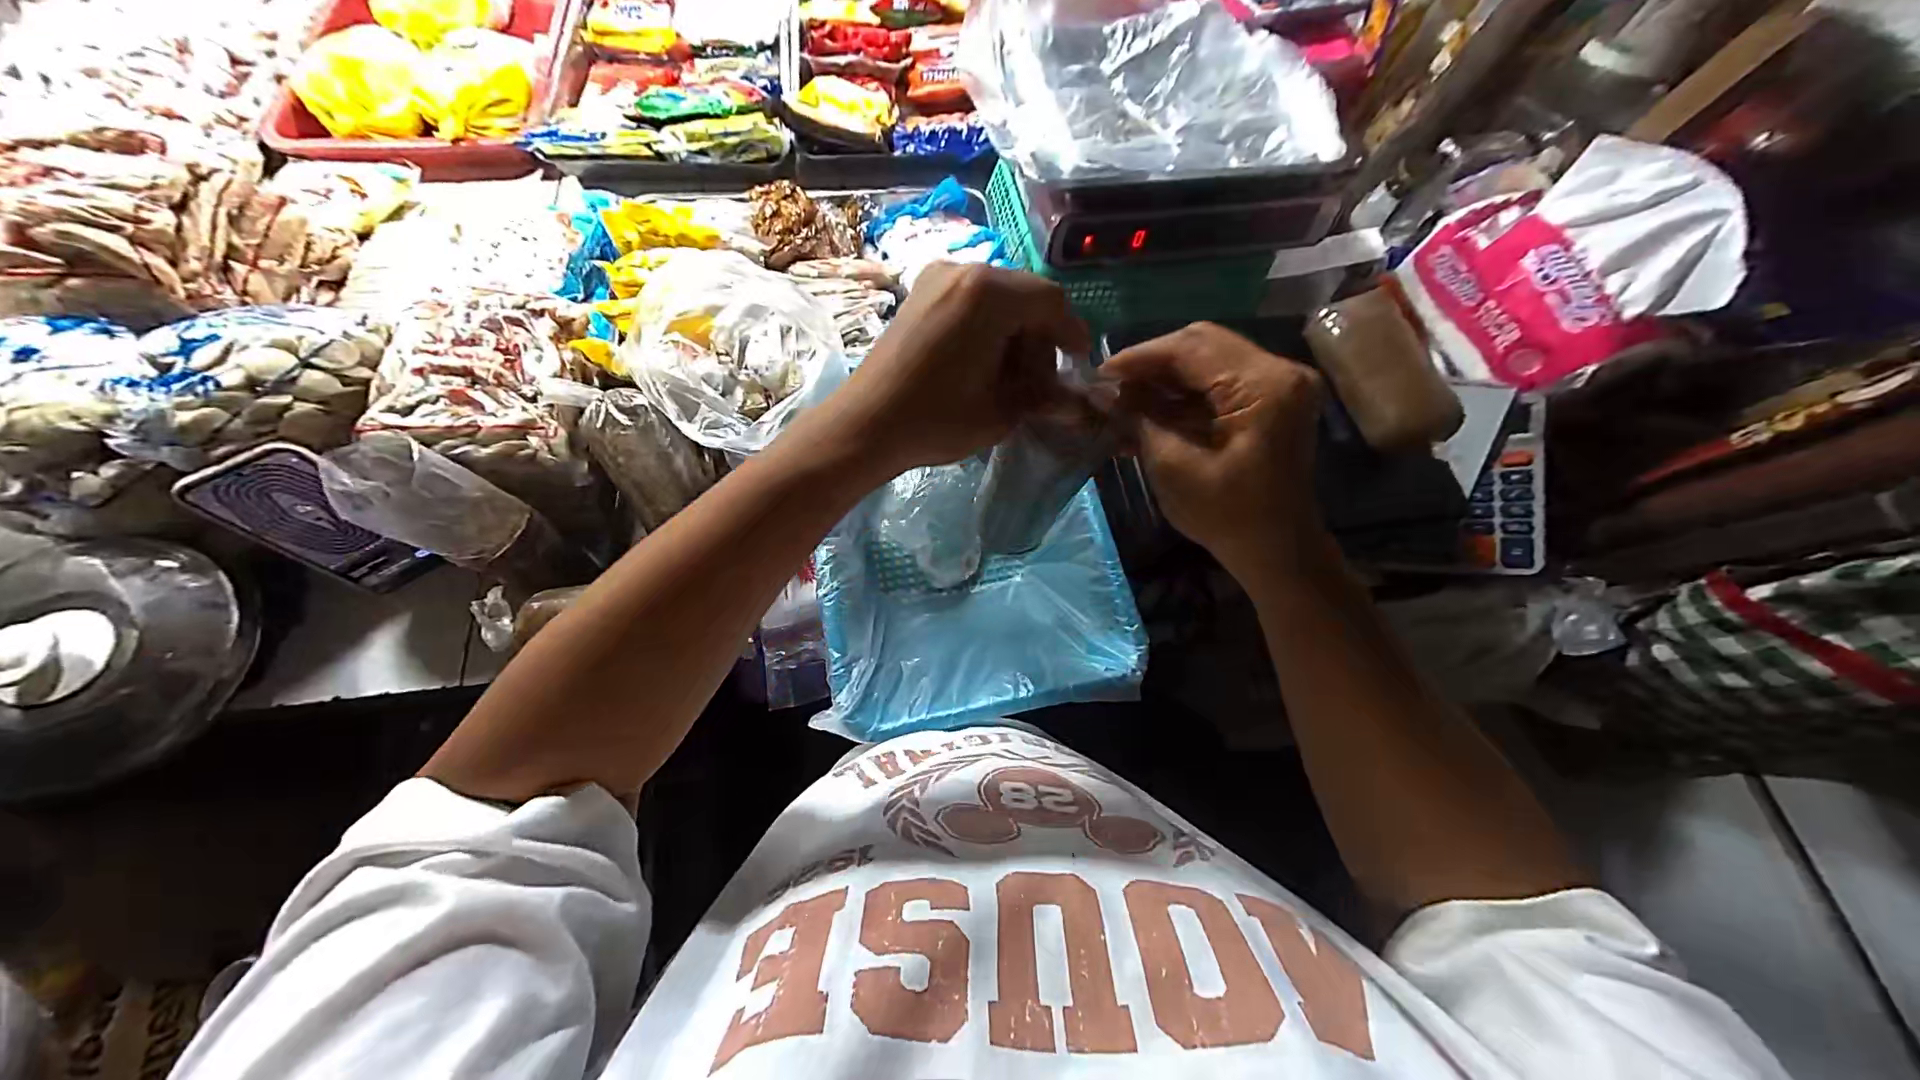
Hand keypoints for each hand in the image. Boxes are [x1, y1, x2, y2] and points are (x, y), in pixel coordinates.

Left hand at [823, 263, 1090, 474]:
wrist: (865, 425)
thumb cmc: (936, 419)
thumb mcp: (1001, 411)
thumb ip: (1044, 395)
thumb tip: (1074, 398)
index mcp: (990, 292)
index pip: (1051, 301)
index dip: (1072, 333)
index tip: (1078, 364)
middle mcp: (965, 270)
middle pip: (1025, 294)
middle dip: (1041, 335)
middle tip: (1043, 378)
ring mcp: (937, 278)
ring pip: (998, 296)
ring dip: (1015, 331)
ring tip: (1012, 375)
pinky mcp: (920, 294)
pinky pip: (970, 301)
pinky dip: (988, 326)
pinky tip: (984, 362)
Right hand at [1104, 323, 1327, 577]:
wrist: (1278, 550)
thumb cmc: (1228, 516)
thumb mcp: (1173, 467)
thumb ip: (1140, 419)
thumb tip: (1104, 393)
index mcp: (1264, 385)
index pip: (1192, 347)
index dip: (1140, 357)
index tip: (1098, 375)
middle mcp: (1279, 371)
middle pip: (1202, 345)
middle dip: (1151, 365)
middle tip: (1109, 387)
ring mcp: (1279, 384)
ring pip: (1208, 361)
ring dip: (1164, 380)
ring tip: (1123, 401)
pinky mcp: (1271, 400)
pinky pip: (1219, 382)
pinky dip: (1183, 395)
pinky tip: (1149, 412)